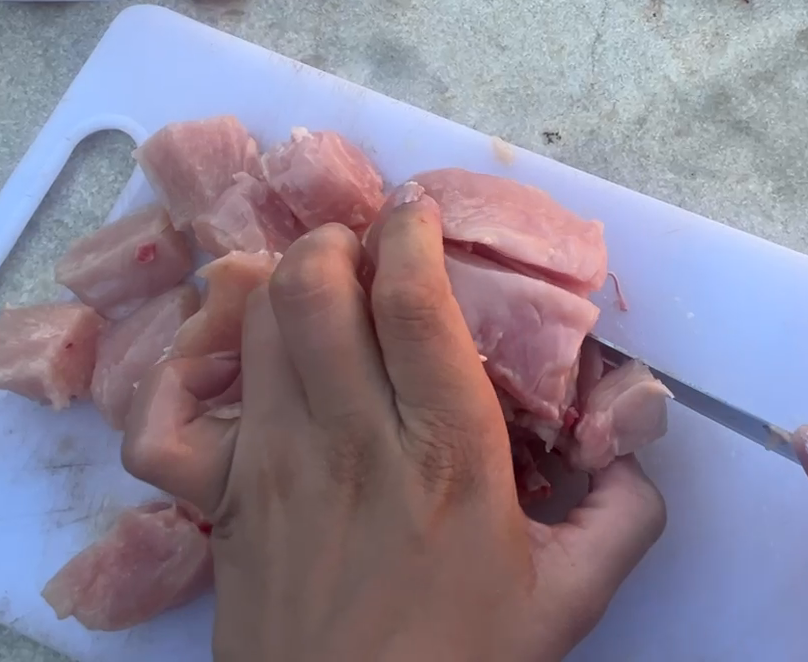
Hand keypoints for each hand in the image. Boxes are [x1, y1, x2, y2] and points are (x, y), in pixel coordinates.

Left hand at [122, 199, 665, 661]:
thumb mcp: (571, 597)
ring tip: (312, 279)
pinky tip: (221, 349)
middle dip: (337, 240)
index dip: (411, 234)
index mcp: (447, 451)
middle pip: (316, 289)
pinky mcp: (220, 503)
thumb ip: (623, 513)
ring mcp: (274, 466)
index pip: (413, 303)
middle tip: (361, 246)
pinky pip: (169, 414)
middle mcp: (352, 439)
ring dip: (280, 278)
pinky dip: (184, 363)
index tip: (417, 210)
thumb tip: (637, 447)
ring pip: (256, 324)